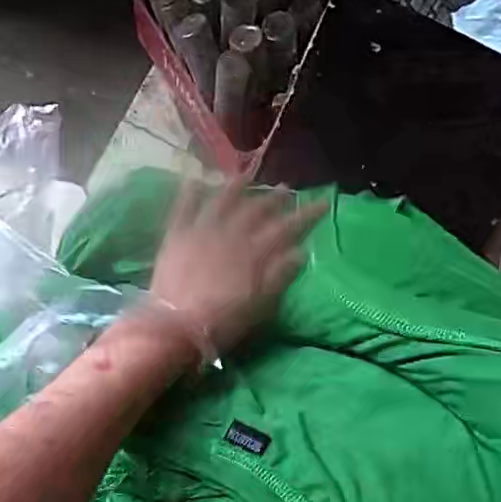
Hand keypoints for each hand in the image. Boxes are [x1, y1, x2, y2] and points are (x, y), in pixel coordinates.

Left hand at [148, 176, 327, 355]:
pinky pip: (183, 208)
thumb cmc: (224, 320)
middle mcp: (231, 232)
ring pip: (222, 200)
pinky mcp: (176, 236)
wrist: (177, 324)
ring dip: (236, 187)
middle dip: (274, 199)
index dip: (307, 214)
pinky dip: (189, 193)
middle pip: (257, 209)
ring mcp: (202, 230)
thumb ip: (280, 276)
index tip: (324, 202)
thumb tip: (301, 252)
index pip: (287, 227)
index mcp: (255, 251)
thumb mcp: (260, 304)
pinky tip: (193, 180)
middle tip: (286, 189)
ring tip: (246, 177)